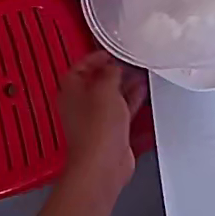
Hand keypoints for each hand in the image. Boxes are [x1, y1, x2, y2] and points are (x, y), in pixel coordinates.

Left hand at [57, 52, 144, 196]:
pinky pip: (122, 110)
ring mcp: (96, 119)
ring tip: (141, 72)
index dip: (95, 57)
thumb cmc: (96, 129)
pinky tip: (143, 93)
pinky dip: (132, 100)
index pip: (79, 67)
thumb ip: (110, 73)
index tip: (110, 51)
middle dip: (113, 71)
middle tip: (129, 60)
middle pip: (96, 81)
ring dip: (125, 84)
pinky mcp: (111, 132)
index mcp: (71, 91)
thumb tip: (114, 66)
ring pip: (111, 96)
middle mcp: (81, 105)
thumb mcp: (105, 89)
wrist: (104, 164)